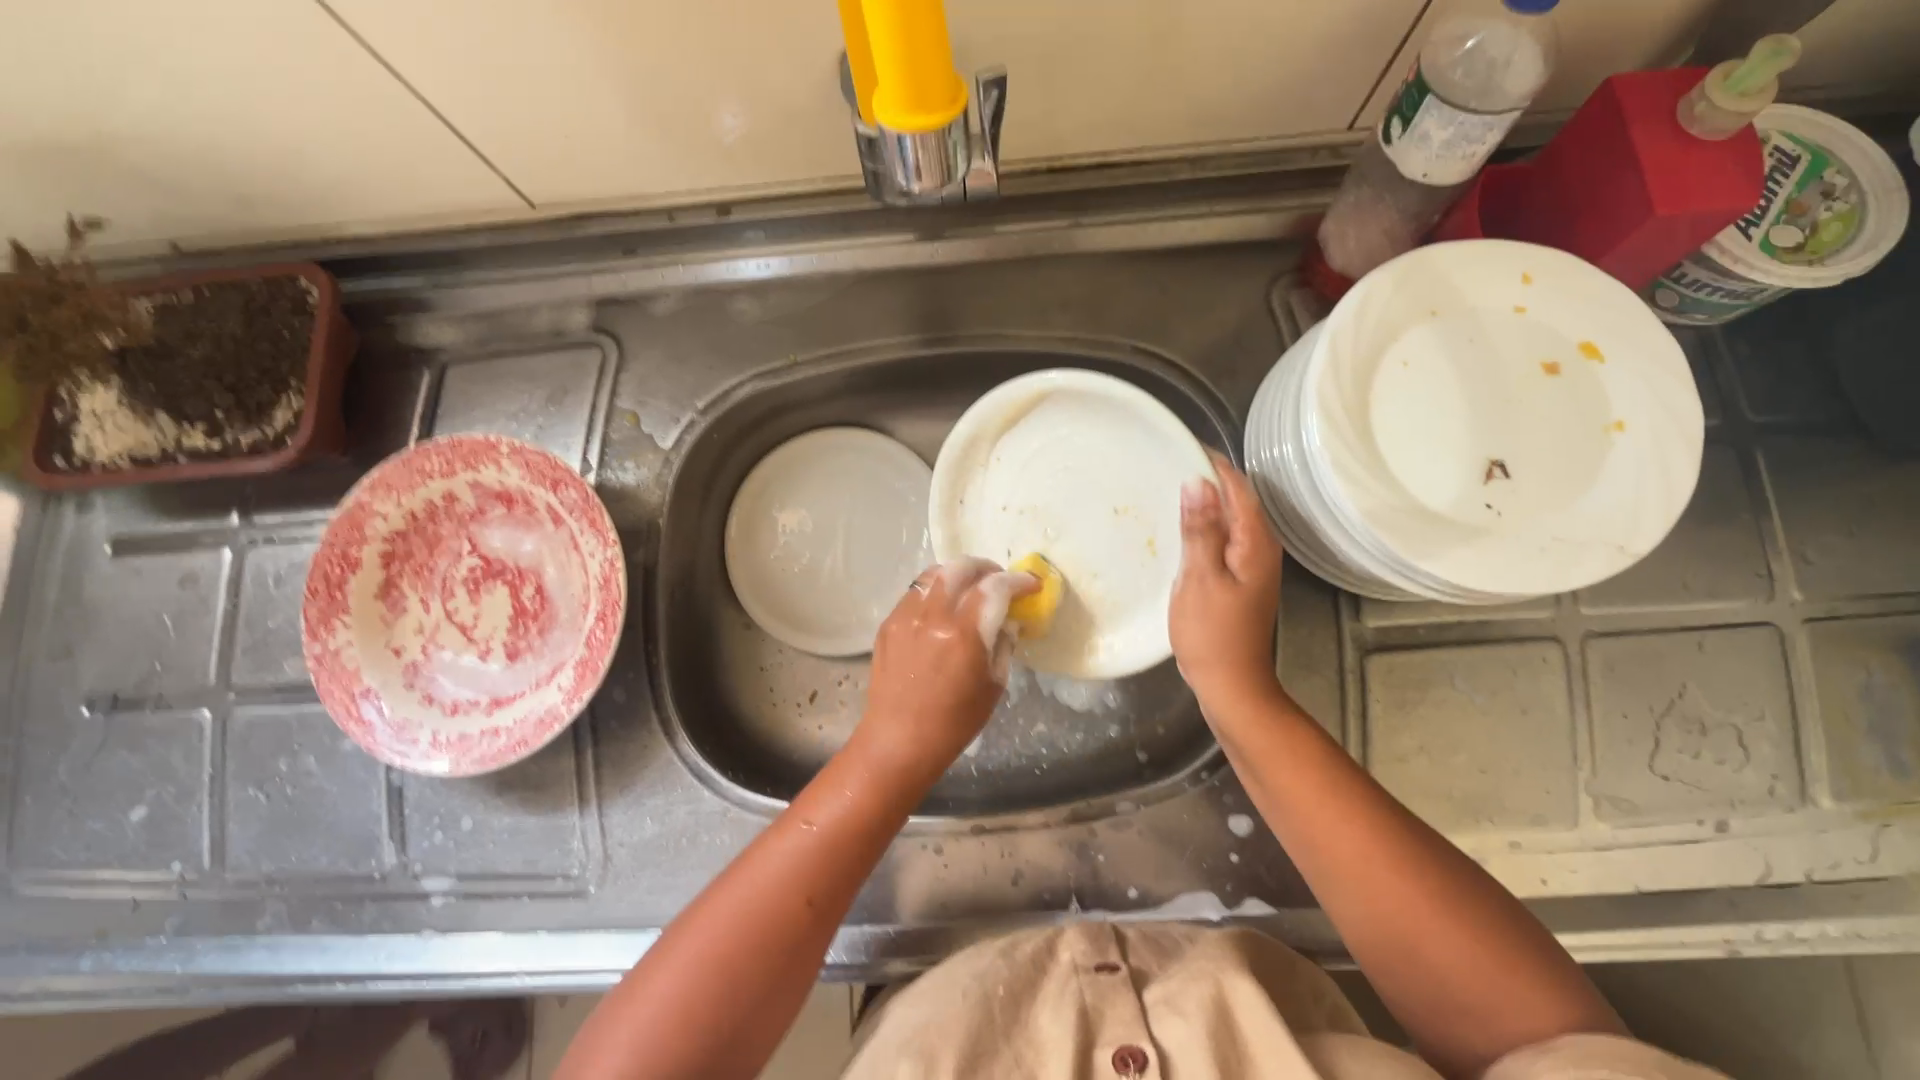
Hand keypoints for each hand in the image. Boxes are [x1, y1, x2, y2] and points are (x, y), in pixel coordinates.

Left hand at [851, 559, 1034, 783]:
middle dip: (986, 568)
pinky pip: (914, 592)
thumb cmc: (954, 722)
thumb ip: (1003, 645)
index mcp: (964, 634)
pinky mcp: (888, 624)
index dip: (1018, 580)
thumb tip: (1008, 622)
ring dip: (958, 573)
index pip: (995, 588)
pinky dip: (934, 590)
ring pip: (933, 574)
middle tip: (999, 580)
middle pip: (961, 567)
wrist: (898, 741)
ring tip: (970, 587)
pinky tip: (942, 607)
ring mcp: (906, 616)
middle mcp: (933, 616)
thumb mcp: (993, 686)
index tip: (1031, 584)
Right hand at [1171, 451, 1284, 714]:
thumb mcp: (1200, 579)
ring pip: (1228, 519)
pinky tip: (1180, 530)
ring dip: (1203, 503)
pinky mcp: (1240, 578)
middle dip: (1205, 479)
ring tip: (1167, 489)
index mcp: (1255, 542)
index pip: (1236, 487)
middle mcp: (1261, 547)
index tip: (1178, 444)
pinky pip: (1223, 538)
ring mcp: (1252, 564)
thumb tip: (1197, 483)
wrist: (1231, 685)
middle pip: (1235, 500)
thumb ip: (1200, 530)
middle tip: (1164, 463)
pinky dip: (1203, 527)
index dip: (1210, 463)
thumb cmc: (1213, 634)